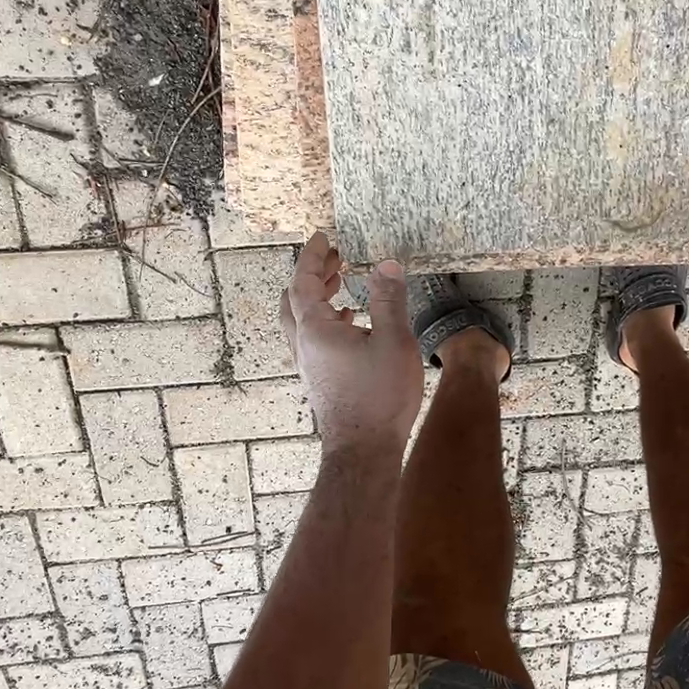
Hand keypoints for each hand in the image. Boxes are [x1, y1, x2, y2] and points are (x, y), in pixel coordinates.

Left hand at [279, 232, 424, 458]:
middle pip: (294, 300)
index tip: (323, 237)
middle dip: (313, 274)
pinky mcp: (319, 380)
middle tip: (336, 258)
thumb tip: (386, 263)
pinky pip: (312, 339)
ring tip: (343, 283)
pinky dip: (325, 320)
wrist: (363, 451)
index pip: (304, 282)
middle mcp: (303, 345)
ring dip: (318, 297)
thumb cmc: (379, 397)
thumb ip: (388, 299)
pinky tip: (351, 324)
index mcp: (315, 330)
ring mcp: (308, 365)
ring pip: (301, 321)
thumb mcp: (393, 341)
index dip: (312, 257)